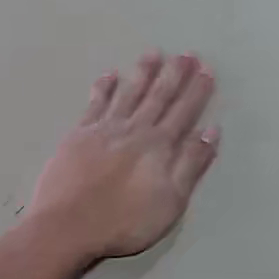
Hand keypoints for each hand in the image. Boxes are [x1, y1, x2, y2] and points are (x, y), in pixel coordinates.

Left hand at [22, 52, 219, 262]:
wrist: (68, 225)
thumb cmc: (124, 221)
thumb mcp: (171, 201)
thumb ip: (191, 164)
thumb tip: (211, 131)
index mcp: (159, 146)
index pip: (183, 111)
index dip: (197, 90)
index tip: (207, 70)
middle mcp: (134, 129)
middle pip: (158, 96)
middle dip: (175, 74)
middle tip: (186, 53)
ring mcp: (104, 129)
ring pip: (129, 93)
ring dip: (143, 73)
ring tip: (153, 53)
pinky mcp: (78, 134)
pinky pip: (95, 103)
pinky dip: (104, 88)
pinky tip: (110, 75)